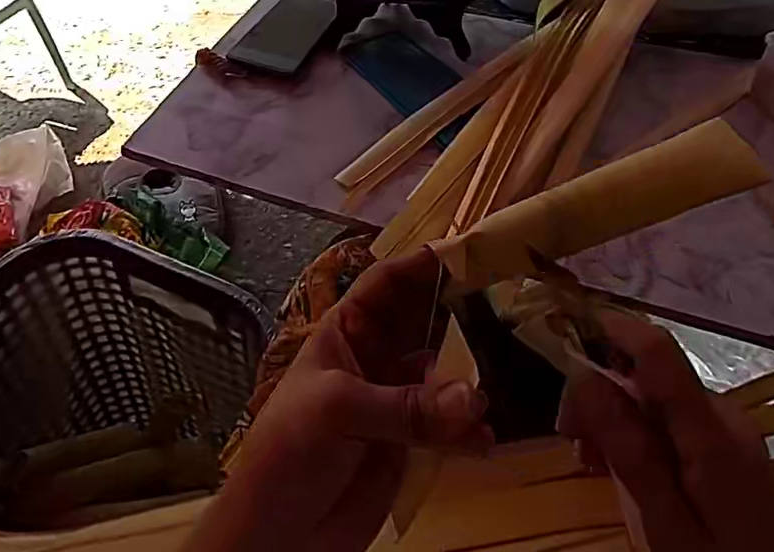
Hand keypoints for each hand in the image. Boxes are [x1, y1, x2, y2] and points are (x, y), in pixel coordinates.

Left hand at [188, 247, 491, 551]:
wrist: (273, 540)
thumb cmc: (287, 452)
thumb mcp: (336, 412)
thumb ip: (406, 405)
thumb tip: (474, 397)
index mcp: (347, 332)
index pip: (387, 283)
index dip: (420, 264)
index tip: (463, 250)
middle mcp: (376, 356)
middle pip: (423, 319)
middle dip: (457, 310)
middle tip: (500, 299)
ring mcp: (396, 399)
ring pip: (442, 371)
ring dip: (466, 378)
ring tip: (486, 388)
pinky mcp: (410, 442)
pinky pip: (448, 425)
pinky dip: (467, 429)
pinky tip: (482, 436)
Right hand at [557, 312, 773, 551]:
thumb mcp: (666, 529)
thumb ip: (630, 453)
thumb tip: (584, 377)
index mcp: (713, 430)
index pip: (658, 350)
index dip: (611, 330)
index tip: (565, 338)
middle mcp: (726, 416)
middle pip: (652, 377)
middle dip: (603, 392)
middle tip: (569, 438)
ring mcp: (734, 434)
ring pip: (660, 401)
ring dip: (619, 418)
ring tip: (591, 463)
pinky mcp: (734, 453)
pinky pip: (678, 425)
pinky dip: (644, 436)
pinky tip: (625, 468)